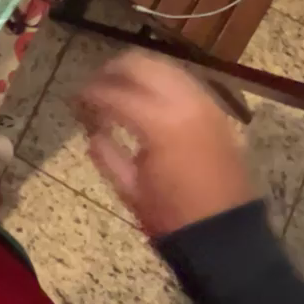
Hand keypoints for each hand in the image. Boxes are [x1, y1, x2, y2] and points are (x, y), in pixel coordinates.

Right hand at [74, 51, 255, 236]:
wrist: (228, 238)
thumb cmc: (173, 219)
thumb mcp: (130, 190)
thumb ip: (105, 153)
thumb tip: (92, 129)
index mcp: (157, 123)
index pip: (113, 93)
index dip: (88, 94)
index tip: (75, 100)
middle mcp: (182, 102)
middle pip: (139, 65)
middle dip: (111, 71)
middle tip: (94, 86)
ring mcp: (204, 102)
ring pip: (163, 66)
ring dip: (137, 71)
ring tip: (119, 87)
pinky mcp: (216, 110)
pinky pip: (183, 80)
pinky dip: (161, 80)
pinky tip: (148, 95)